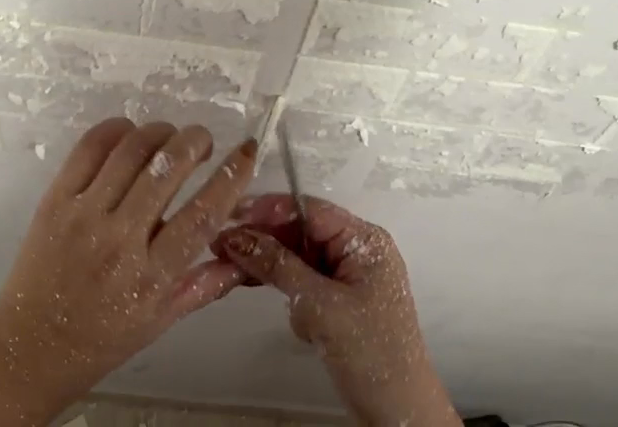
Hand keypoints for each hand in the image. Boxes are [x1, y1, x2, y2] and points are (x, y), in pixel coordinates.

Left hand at [0, 119, 257, 426]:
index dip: (231, 175)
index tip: (247, 150)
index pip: (202, 213)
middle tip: (202, 141)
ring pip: (131, 149)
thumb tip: (245, 255)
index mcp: (151, 276)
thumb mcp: (161, 320)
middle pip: (167, 166)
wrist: (30, 348)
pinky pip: (89, 147)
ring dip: (159, 132)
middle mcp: (118, 240)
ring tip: (169, 138)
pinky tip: (129, 135)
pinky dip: (116, 129)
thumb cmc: (101, 339)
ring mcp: (83, 215)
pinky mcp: (55, 200)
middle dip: (195, 140)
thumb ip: (205, 284)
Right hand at [217, 194, 460, 426]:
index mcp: (364, 241)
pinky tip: (257, 290)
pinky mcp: (336, 302)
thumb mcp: (320, 307)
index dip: (269, 210)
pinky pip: (300, 282)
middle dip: (262, 242)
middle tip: (220, 248)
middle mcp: (356, 251)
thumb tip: (238, 237)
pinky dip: (282, 289)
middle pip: (299, 232)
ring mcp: (346, 278)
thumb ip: (279, 267)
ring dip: (267, 268)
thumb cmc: (372, 355)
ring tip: (228, 270)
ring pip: (295, 258)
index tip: (231, 215)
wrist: (398, 414)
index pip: (310, 210)